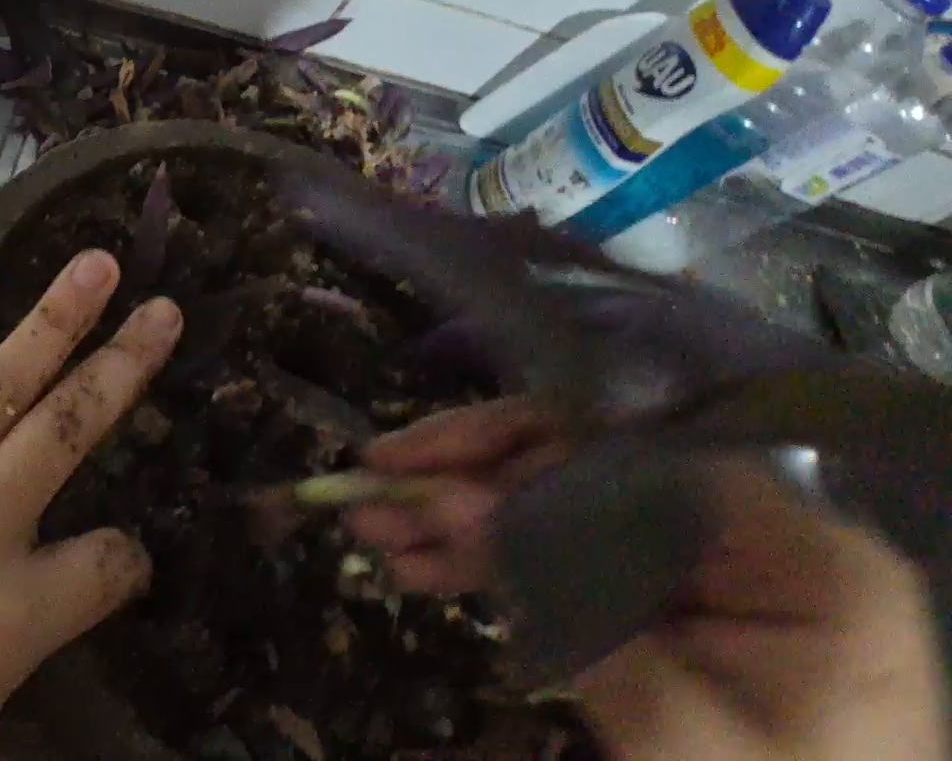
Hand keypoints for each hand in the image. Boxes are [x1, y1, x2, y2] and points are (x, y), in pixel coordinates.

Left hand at [0, 245, 181, 760]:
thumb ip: (20, 699)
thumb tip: (53, 675)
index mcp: (5, 619)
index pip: (108, 565)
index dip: (129, 562)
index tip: (128, 559)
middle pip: (64, 433)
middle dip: (124, 370)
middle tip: (168, 311)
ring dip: (51, 321)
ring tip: (97, 265)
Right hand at [345, 400, 948, 759]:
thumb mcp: (665, 718)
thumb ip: (556, 595)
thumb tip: (444, 495)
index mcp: (786, 549)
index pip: (620, 449)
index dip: (505, 440)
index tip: (412, 459)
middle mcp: (742, 532)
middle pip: (574, 466)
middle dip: (461, 476)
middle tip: (372, 487)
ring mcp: (698, 562)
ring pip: (553, 504)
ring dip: (457, 516)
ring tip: (373, 531)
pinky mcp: (661, 593)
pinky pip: (560, 550)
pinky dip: (487, 557)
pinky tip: (419, 566)